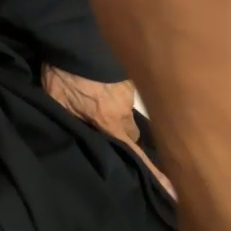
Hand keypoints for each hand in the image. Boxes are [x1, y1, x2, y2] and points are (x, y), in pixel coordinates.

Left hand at [41, 66, 173, 196]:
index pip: (133, 152)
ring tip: (96, 108)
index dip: (151, 172)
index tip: (172, 191)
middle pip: (130, 133)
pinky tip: (98, 91)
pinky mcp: (125, 77)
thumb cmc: (62, 73)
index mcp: (109, 120)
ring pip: (127, 114)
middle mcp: (124, 109)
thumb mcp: (58, 100)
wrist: (72, 39)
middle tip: (105, 134)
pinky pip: (123, 97)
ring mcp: (127, 91)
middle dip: (122, 137)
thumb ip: (73, 121)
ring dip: (116, 116)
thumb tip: (78, 137)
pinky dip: (114, 99)